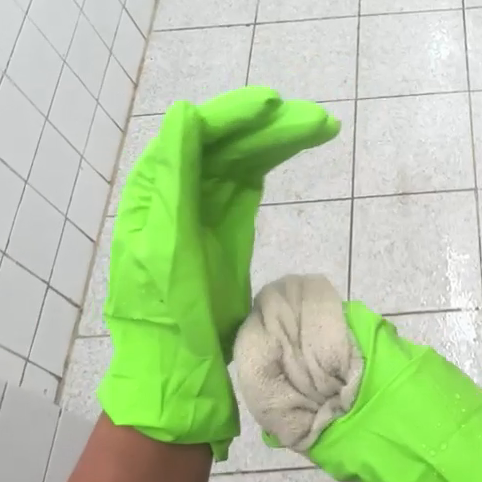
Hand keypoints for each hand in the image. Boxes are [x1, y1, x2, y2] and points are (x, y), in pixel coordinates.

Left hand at [97, 88, 338, 457]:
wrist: (180, 375)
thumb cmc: (167, 318)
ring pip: (243, 157)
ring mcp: (204, 208)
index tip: (275, 105)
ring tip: (324, 127)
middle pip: (226, 142)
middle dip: (270, 126)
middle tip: (319, 121)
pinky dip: (275, 160)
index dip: (233, 115)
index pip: (195, 136)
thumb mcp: (165, 249)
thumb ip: (172, 182)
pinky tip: (297, 146)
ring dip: (280, 138)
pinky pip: (250, 178)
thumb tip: (185, 115)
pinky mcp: (226, 224)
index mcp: (157, 194)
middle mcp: (179, 192)